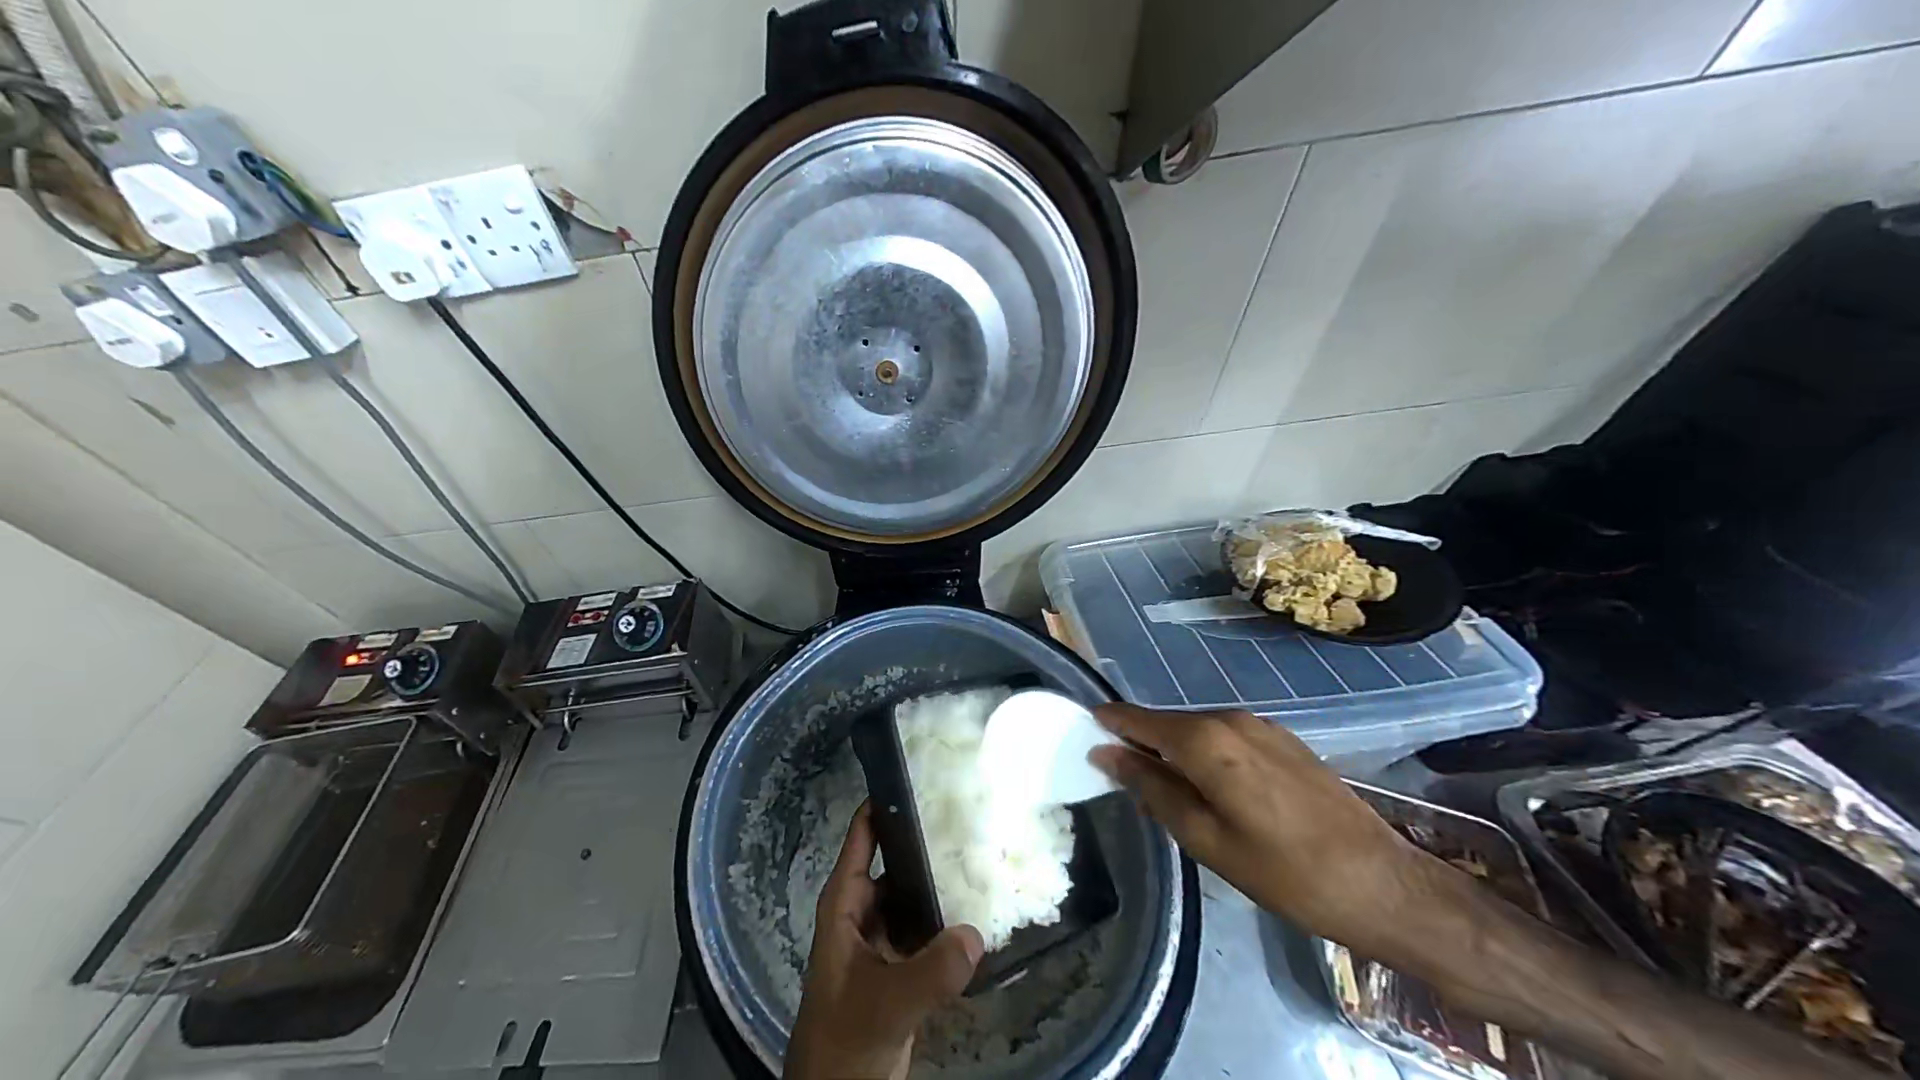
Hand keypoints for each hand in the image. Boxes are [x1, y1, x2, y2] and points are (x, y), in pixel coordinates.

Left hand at [785, 802, 983, 1079]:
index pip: (863, 838)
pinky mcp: (904, 966)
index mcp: (844, 904)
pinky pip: (929, 929)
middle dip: (927, 840)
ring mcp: (884, 939)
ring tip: (985, 851)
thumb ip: (928, 972)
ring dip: (942, 880)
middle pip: (896, 861)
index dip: (884, 805)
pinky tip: (982, 908)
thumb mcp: (884, 1004)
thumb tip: (976, 933)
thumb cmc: (844, 1041)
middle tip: (972, 812)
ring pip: (915, 895)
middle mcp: (864, 911)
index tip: (920, 776)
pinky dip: (950, 918)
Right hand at [1089, 703, 1424, 954]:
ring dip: (1175, 750)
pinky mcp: (1285, 740)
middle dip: (1141, 742)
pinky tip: (1210, 788)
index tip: (1084, 730)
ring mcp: (1263, 727)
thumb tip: (1107, 753)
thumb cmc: (1282, 871)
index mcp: (1207, 740)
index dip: (1110, 723)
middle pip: (1169, 722)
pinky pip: (1227, 737)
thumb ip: (1151, 787)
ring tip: (1164, 788)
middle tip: (1121, 776)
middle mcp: (1232, 719)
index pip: (1140, 719)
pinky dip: (1206, 754)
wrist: (1380, 884)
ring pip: (1198, 729)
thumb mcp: (1204, 838)